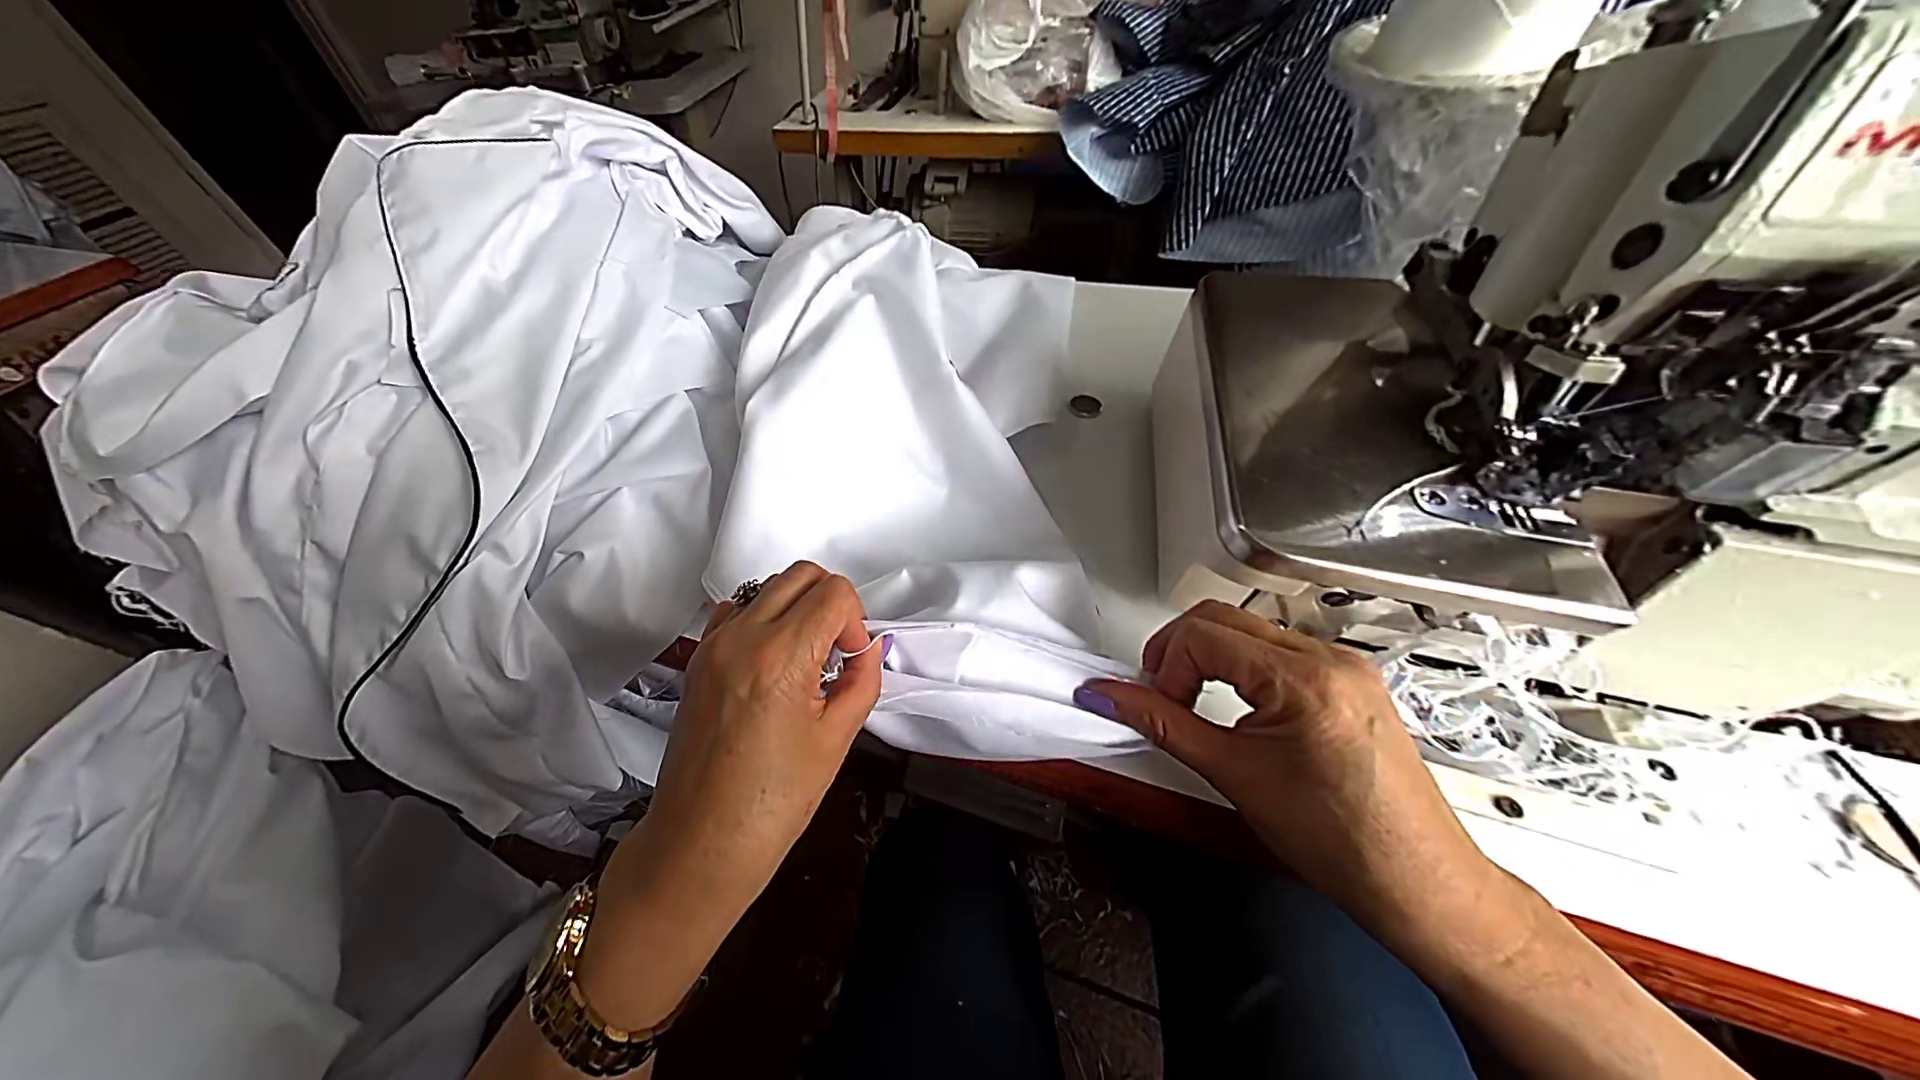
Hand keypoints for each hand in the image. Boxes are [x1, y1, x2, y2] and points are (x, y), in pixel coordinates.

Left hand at [577, 561, 882, 1028]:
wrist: (700, 843)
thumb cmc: (769, 805)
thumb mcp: (837, 738)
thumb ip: (861, 679)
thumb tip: (866, 648)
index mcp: (780, 659)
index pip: (834, 592)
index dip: (856, 621)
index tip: (850, 658)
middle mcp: (740, 639)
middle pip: (802, 574)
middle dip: (832, 602)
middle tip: (836, 649)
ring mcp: (713, 645)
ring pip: (770, 586)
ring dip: (799, 606)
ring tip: (807, 657)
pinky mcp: (699, 658)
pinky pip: (738, 609)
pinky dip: (765, 617)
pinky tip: (775, 660)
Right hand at [1078, 600, 1488, 924]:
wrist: (1417, 883)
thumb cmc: (1346, 843)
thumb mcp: (1233, 775)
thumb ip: (1164, 724)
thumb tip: (1117, 698)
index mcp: (1304, 679)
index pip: (1202, 635)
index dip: (1164, 666)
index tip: (1156, 701)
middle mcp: (1331, 661)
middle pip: (1223, 617)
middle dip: (1178, 650)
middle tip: (1158, 688)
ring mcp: (1346, 668)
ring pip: (1251, 628)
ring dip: (1210, 655)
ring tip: (1191, 697)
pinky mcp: (1351, 682)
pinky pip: (1280, 650)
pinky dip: (1242, 666)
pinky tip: (1234, 701)